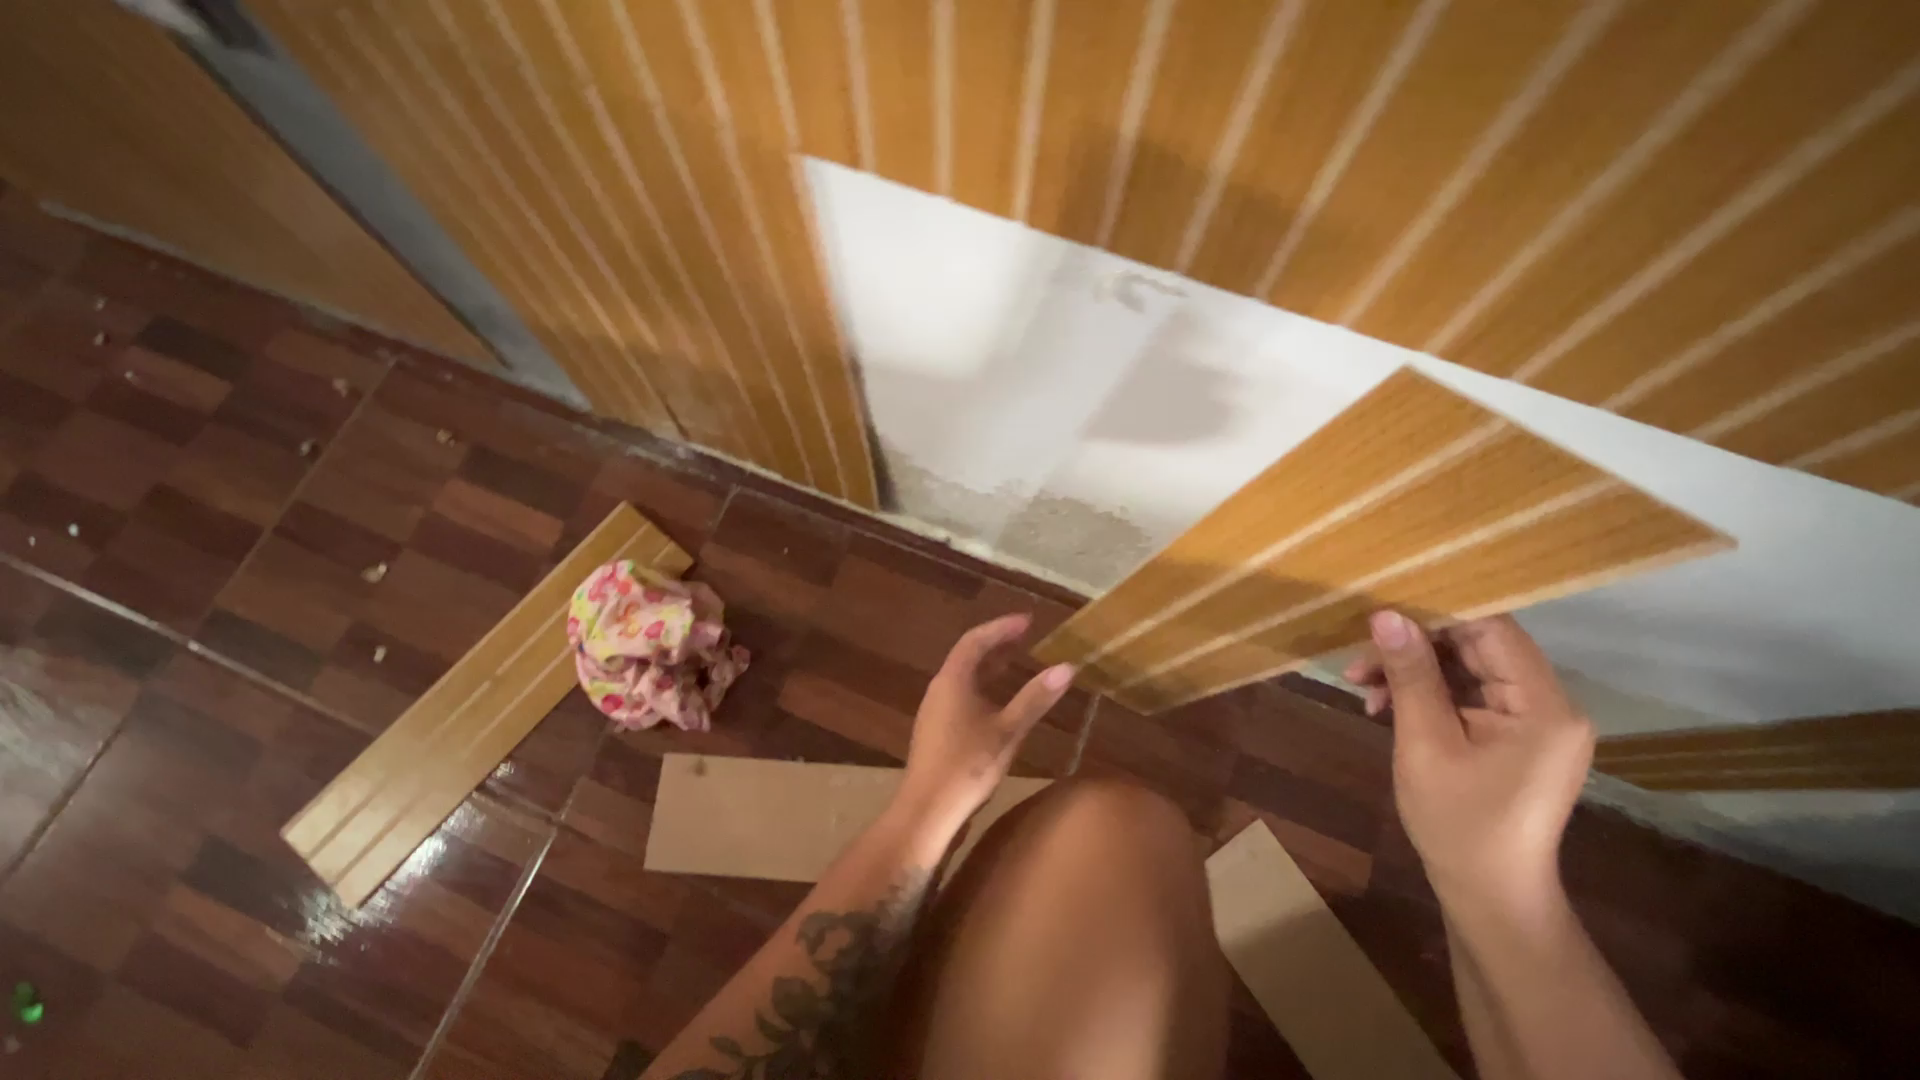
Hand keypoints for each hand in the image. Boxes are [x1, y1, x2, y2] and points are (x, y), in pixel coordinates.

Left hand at [898, 614, 1075, 828]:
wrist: (926, 812)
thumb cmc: (966, 767)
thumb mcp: (1008, 731)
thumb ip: (1035, 698)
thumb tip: (1067, 667)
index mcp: (952, 681)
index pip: (976, 640)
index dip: (1002, 627)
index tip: (1028, 621)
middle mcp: (939, 690)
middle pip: (967, 657)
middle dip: (997, 645)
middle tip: (1026, 637)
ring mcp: (935, 712)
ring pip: (964, 679)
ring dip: (990, 668)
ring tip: (1017, 664)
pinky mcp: (936, 733)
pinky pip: (961, 697)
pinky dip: (984, 689)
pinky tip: (999, 705)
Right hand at [1345, 611, 1592, 920]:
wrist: (1488, 892)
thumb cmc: (1458, 822)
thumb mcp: (1425, 743)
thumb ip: (1410, 675)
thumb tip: (1385, 615)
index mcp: (1543, 705)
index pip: (1491, 629)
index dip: (1436, 614)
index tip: (1380, 615)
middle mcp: (1550, 704)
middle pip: (1478, 647)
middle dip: (1414, 647)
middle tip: (1358, 659)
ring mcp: (1534, 721)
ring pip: (1467, 669)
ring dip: (1414, 672)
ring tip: (1362, 687)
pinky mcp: (1516, 735)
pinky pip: (1468, 695)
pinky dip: (1427, 695)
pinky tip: (1385, 706)